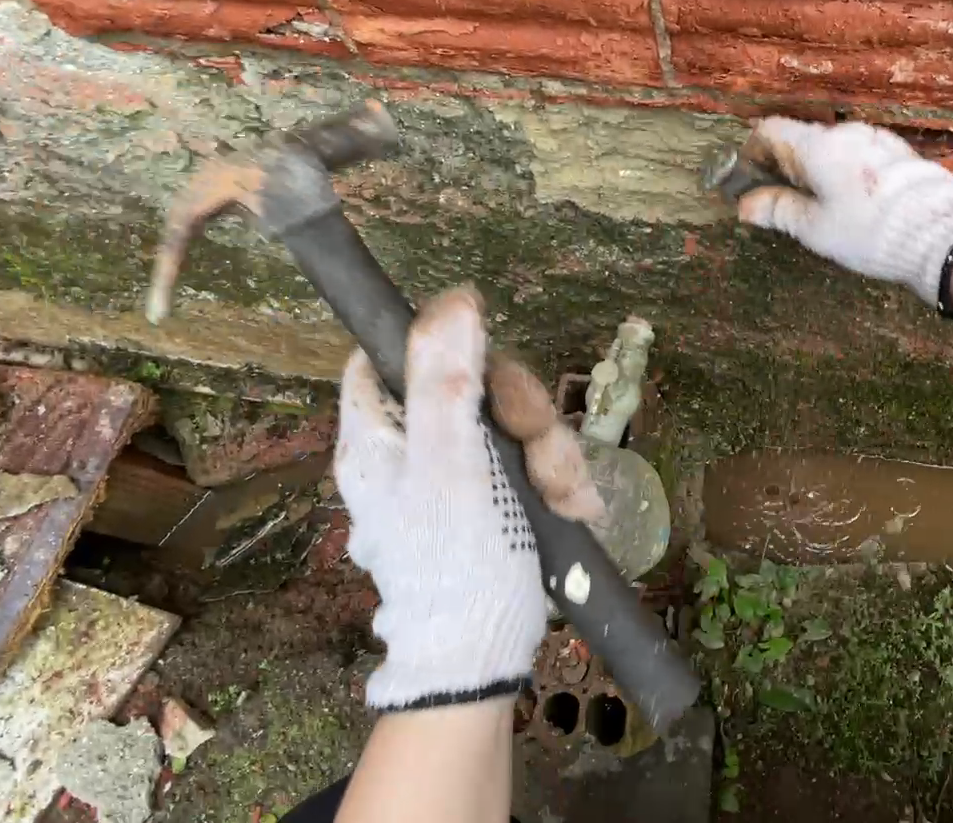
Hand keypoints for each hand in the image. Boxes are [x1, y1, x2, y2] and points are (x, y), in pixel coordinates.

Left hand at [334, 288, 603, 711]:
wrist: (485, 654)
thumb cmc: (455, 563)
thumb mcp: (450, 466)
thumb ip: (446, 384)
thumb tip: (454, 299)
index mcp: (378, 434)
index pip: (392, 356)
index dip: (439, 347)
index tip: (482, 370)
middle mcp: (414, 445)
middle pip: (475, 383)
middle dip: (523, 416)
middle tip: (540, 453)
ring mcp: (458, 470)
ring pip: (515, 421)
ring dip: (552, 454)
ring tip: (567, 497)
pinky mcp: (497, 493)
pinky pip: (533, 457)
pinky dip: (559, 478)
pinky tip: (573, 506)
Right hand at [737, 118, 952, 311]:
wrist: (942, 236)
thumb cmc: (870, 233)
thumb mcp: (815, 228)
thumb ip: (778, 210)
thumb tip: (745, 205)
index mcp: (819, 146)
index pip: (771, 130)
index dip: (752, 150)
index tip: (747, 174)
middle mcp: (847, 134)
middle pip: (803, 137)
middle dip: (784, 162)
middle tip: (777, 194)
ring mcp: (878, 140)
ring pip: (834, 146)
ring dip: (817, 167)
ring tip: (817, 201)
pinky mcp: (901, 154)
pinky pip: (860, 155)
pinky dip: (844, 170)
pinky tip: (851, 199)